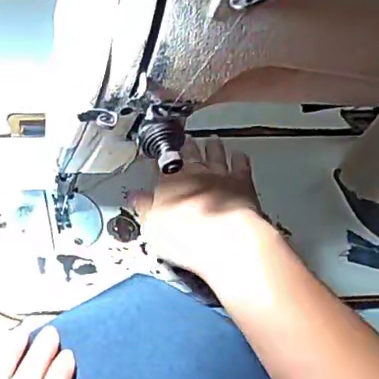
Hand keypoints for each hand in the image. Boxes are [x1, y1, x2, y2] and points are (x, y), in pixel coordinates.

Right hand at [134, 136, 273, 279]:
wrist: (224, 237)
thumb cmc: (187, 235)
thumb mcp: (152, 226)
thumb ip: (145, 207)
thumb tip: (136, 198)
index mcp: (168, 181)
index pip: (161, 166)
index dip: (159, 160)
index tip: (158, 157)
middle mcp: (194, 172)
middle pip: (189, 154)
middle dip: (186, 147)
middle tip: (185, 140)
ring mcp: (219, 175)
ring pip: (214, 154)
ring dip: (212, 146)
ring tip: (210, 140)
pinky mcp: (242, 182)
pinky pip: (240, 164)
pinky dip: (239, 158)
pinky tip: (239, 154)